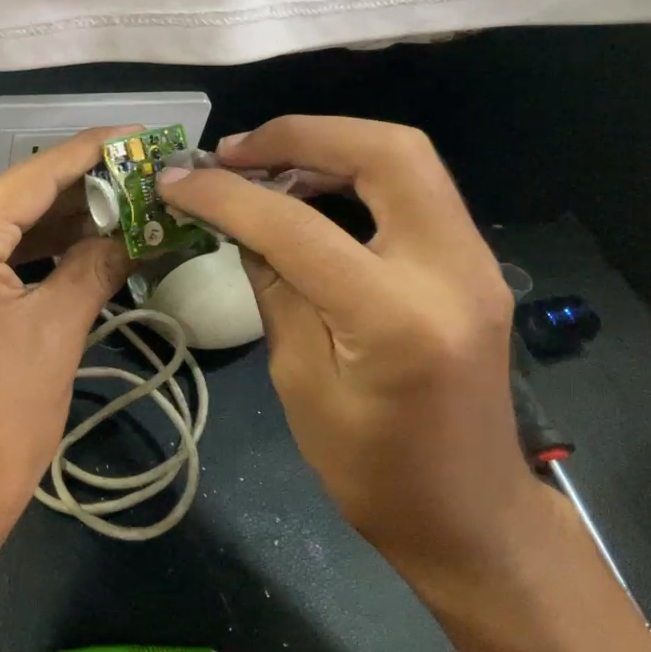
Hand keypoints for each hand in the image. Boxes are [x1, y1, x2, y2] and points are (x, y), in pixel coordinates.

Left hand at [0, 125, 133, 543]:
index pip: (30, 178)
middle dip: (79, 188)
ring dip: (57, 218)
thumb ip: (95, 265)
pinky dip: (30, 247)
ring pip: (0, 224)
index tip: (138, 133)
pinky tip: (79, 239)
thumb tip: (137, 229)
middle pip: (13, 197)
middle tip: (142, 175)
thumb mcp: (55, 335)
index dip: (89, 152)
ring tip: (124, 205)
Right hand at [157, 116, 519, 550]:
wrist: (470, 517)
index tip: (176, 179)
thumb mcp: (299, 381)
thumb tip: (238, 219)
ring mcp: (474, 262)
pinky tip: (307, 193)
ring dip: (328, 147)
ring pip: (406, 159)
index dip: (227, 194)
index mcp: (397, 318)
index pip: (298, 225)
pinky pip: (412, 190)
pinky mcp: (472, 263)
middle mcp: (451, 271)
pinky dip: (353, 174)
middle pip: (387, 151)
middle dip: (301, 134)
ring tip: (261, 166)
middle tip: (235, 150)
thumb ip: (273, 285)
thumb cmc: (373, 471)